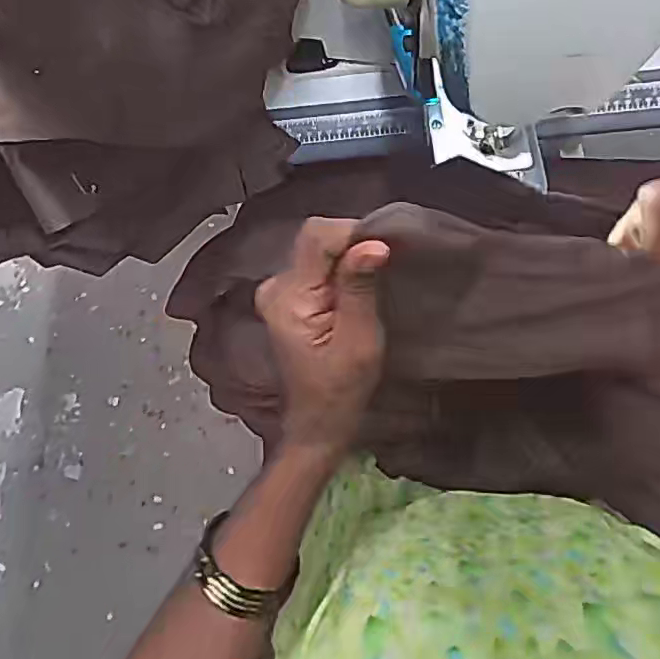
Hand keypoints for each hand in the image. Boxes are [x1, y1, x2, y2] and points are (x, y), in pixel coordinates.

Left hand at [255, 217, 390, 453]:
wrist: (318, 424)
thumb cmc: (342, 390)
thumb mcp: (360, 340)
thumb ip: (360, 289)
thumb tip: (372, 244)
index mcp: (288, 297)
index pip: (317, 237)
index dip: (353, 234)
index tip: (384, 252)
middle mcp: (275, 287)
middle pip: (316, 241)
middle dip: (353, 247)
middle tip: (382, 271)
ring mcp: (277, 292)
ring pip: (318, 252)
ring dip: (348, 260)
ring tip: (373, 284)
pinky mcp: (287, 298)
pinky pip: (317, 268)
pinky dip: (340, 272)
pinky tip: (356, 293)